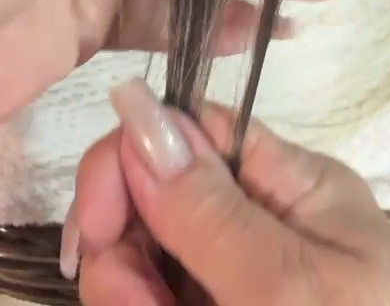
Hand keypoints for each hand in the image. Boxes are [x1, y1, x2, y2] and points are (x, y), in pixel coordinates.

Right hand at [68, 80, 389, 305]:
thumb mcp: (293, 293)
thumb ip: (209, 209)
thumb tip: (133, 103)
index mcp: (294, 188)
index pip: (192, 129)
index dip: (129, 159)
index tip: (94, 224)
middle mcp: (265, 225)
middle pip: (158, 198)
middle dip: (124, 248)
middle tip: (130, 305)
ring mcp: (243, 283)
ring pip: (150, 260)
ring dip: (129, 294)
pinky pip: (164, 299)